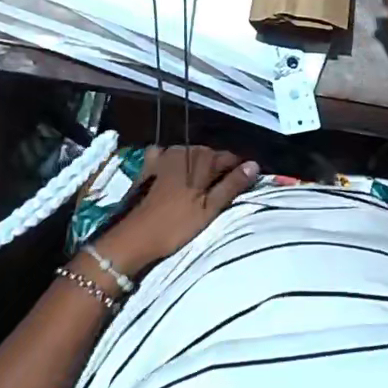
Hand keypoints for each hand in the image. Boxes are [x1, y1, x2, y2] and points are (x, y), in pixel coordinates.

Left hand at [90, 146, 258, 276]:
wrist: (133, 237)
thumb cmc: (176, 225)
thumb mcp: (210, 209)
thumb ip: (232, 184)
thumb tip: (254, 164)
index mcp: (203, 159)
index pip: (232, 158)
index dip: (240, 171)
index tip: (244, 186)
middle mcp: (185, 150)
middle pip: (211, 155)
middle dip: (219, 169)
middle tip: (221, 192)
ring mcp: (164, 155)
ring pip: (191, 156)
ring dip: (198, 167)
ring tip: (200, 188)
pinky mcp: (149, 164)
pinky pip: (168, 156)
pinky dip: (175, 162)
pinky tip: (175, 174)